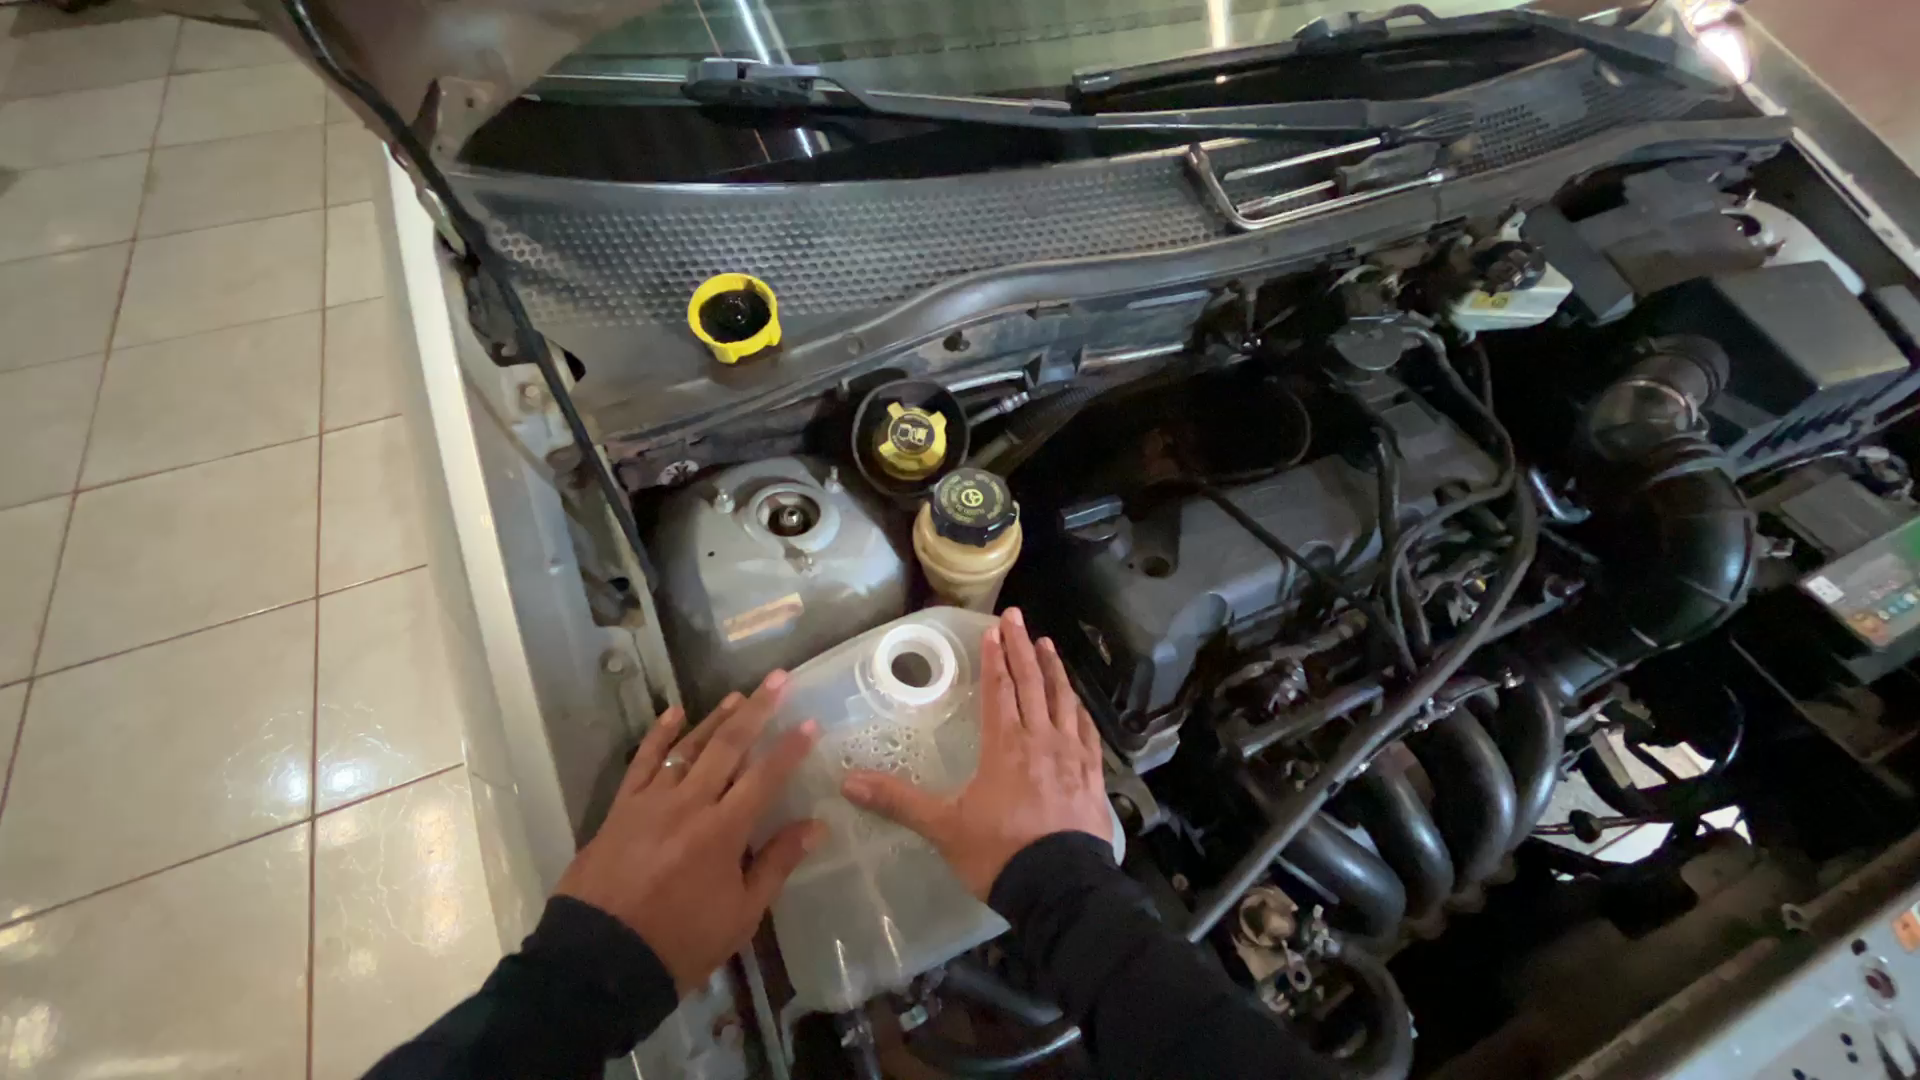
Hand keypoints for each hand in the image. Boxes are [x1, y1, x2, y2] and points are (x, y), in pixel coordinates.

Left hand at [556, 672, 823, 993]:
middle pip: (729, 746)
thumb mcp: (740, 915)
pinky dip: (659, 735)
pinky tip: (674, 713)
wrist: (597, 965)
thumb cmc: (679, 943)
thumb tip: (815, 826)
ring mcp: (651, 801)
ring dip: (715, 717)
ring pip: (688, 746)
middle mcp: (689, 804)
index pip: (765, 777)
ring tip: (738, 694)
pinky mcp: (621, 808)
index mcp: (723, 831)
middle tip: (777, 679)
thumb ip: (777, 863)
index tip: (810, 721)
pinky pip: (641, 761)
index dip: (791, 748)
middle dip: (757, 710)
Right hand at [841, 608, 1109, 898]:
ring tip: (1048, 645)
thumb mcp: (944, 828)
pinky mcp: (1091, 775)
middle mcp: (1040, 739)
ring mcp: (1071, 755)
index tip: (994, 629)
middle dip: (1022, 647)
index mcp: (1005, 745)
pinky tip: (1077, 703)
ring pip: (1063, 700)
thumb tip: (847, 781)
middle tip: (1018, 617)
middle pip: (1031, 683)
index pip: (998, 689)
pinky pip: (1087, 732)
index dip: (995, 657)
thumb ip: (899, 801)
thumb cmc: (999, 853)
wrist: (1061, 890)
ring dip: (1054, 670)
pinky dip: (1079, 710)